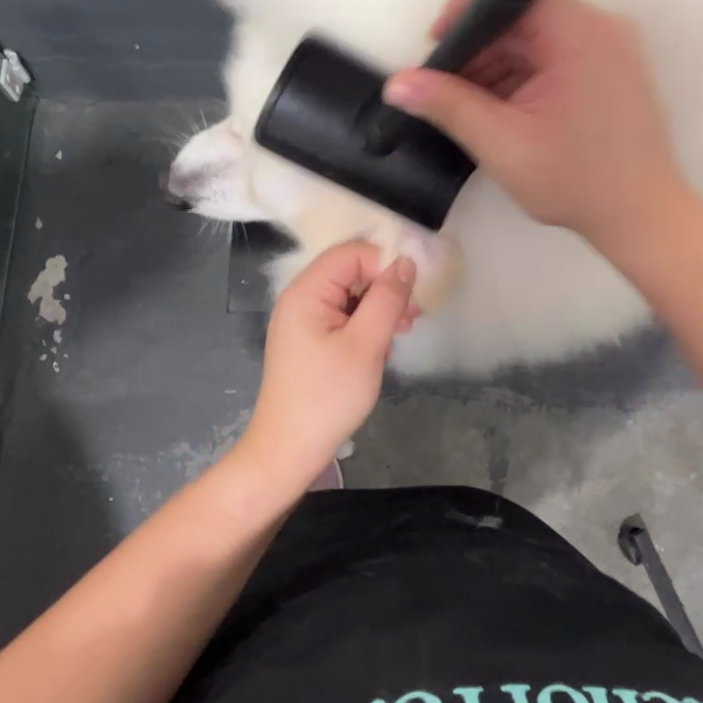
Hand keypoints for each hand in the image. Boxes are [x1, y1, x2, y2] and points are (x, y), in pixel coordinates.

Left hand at [238, 242, 416, 483]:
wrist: (289, 449)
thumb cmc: (328, 396)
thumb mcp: (366, 344)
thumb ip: (387, 298)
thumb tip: (406, 262)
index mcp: (306, 291)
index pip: (352, 253)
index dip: (385, 264)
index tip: (413, 291)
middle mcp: (300, 299)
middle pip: (350, 272)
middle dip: (385, 288)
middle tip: (413, 316)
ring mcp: (302, 321)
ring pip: (350, 296)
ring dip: (379, 309)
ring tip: (402, 332)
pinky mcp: (309, 342)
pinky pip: (343, 318)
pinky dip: (366, 326)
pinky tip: (382, 349)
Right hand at [382, 0, 686, 247]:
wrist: (643, 218)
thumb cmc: (577, 182)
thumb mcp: (503, 144)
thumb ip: (448, 106)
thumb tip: (396, 84)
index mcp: (582, 34)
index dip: (468, 4)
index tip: (437, 42)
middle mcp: (601, 28)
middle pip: (525, 13)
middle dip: (479, 44)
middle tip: (443, 83)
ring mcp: (609, 49)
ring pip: (537, 37)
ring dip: (497, 63)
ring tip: (465, 105)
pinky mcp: (609, 71)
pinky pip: (555, 56)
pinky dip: (522, 76)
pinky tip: (498, 111)